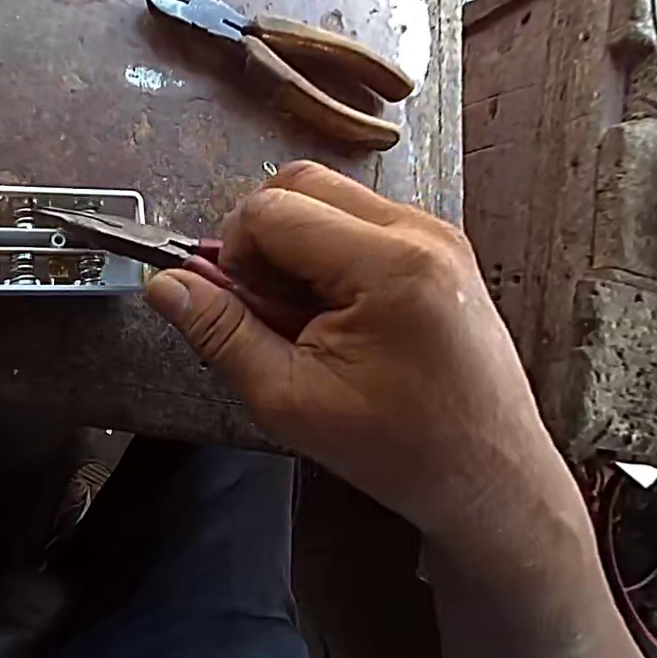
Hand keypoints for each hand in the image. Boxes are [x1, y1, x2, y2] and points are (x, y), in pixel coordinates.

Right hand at [144, 161, 582, 546]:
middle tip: (265, 304)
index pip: (271, 209)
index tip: (240, 306)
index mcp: (388, 266)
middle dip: (260, 237)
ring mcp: (435, 233)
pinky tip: (331, 308)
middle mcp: (419, 230)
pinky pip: (356, 218)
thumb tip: (164, 285)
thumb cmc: (397, 448)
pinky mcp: (437, 247)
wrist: (491, 475)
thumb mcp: (288, 399)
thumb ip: (219, 333)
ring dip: (290, 243)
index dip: (232, 251)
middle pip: (299, 183)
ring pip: (327, 196)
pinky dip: (323, 250)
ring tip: (300, 312)